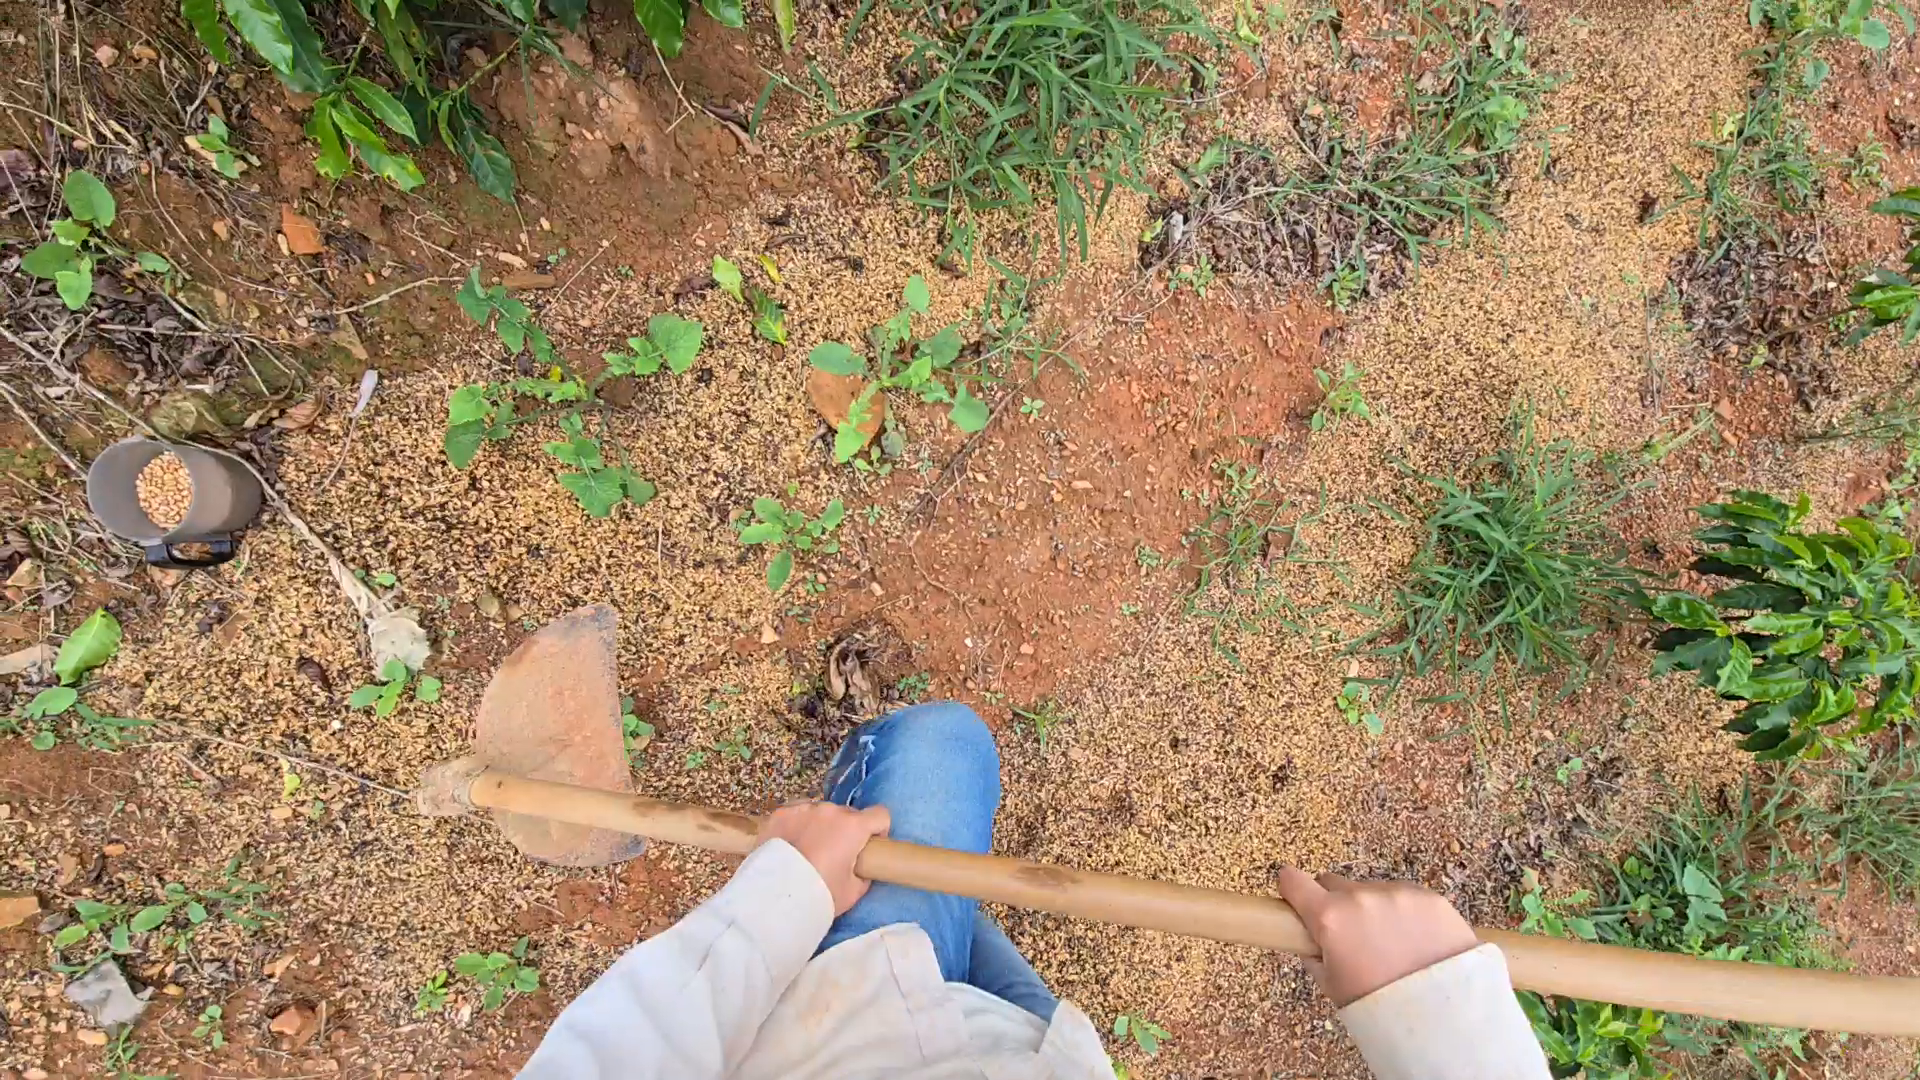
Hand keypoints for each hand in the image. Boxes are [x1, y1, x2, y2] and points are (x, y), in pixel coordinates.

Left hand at [756, 801, 890, 914]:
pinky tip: (790, 845)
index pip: (881, 815)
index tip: (870, 846)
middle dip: (846, 831)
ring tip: (807, 852)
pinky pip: (798, 814)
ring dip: (821, 827)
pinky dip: (798, 825)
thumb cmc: (819, 894)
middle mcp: (831, 810)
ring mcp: (804, 808)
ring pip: (822, 813)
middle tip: (834, 856)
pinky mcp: (781, 813)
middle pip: (848, 815)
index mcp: (854, 826)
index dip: (879, 830)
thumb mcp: (853, 892)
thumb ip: (863, 873)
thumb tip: (861, 867)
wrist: (773, 898)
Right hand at [1275, 867, 1478, 1006]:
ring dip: (1375, 910)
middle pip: (1333, 884)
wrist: (1454, 1028)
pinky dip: (1408, 914)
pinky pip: (1406, 897)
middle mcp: (1359, 897)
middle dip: (1337, 904)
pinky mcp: (1430, 898)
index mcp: (1329, 917)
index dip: (1292, 890)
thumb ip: (1315, 956)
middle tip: (1355, 937)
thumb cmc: (1385, 1012)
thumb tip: (1313, 941)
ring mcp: (1396, 894)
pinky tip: (1421, 943)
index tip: (1297, 900)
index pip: (1291, 879)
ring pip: (1372, 891)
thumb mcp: (1334, 988)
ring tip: (1398, 947)